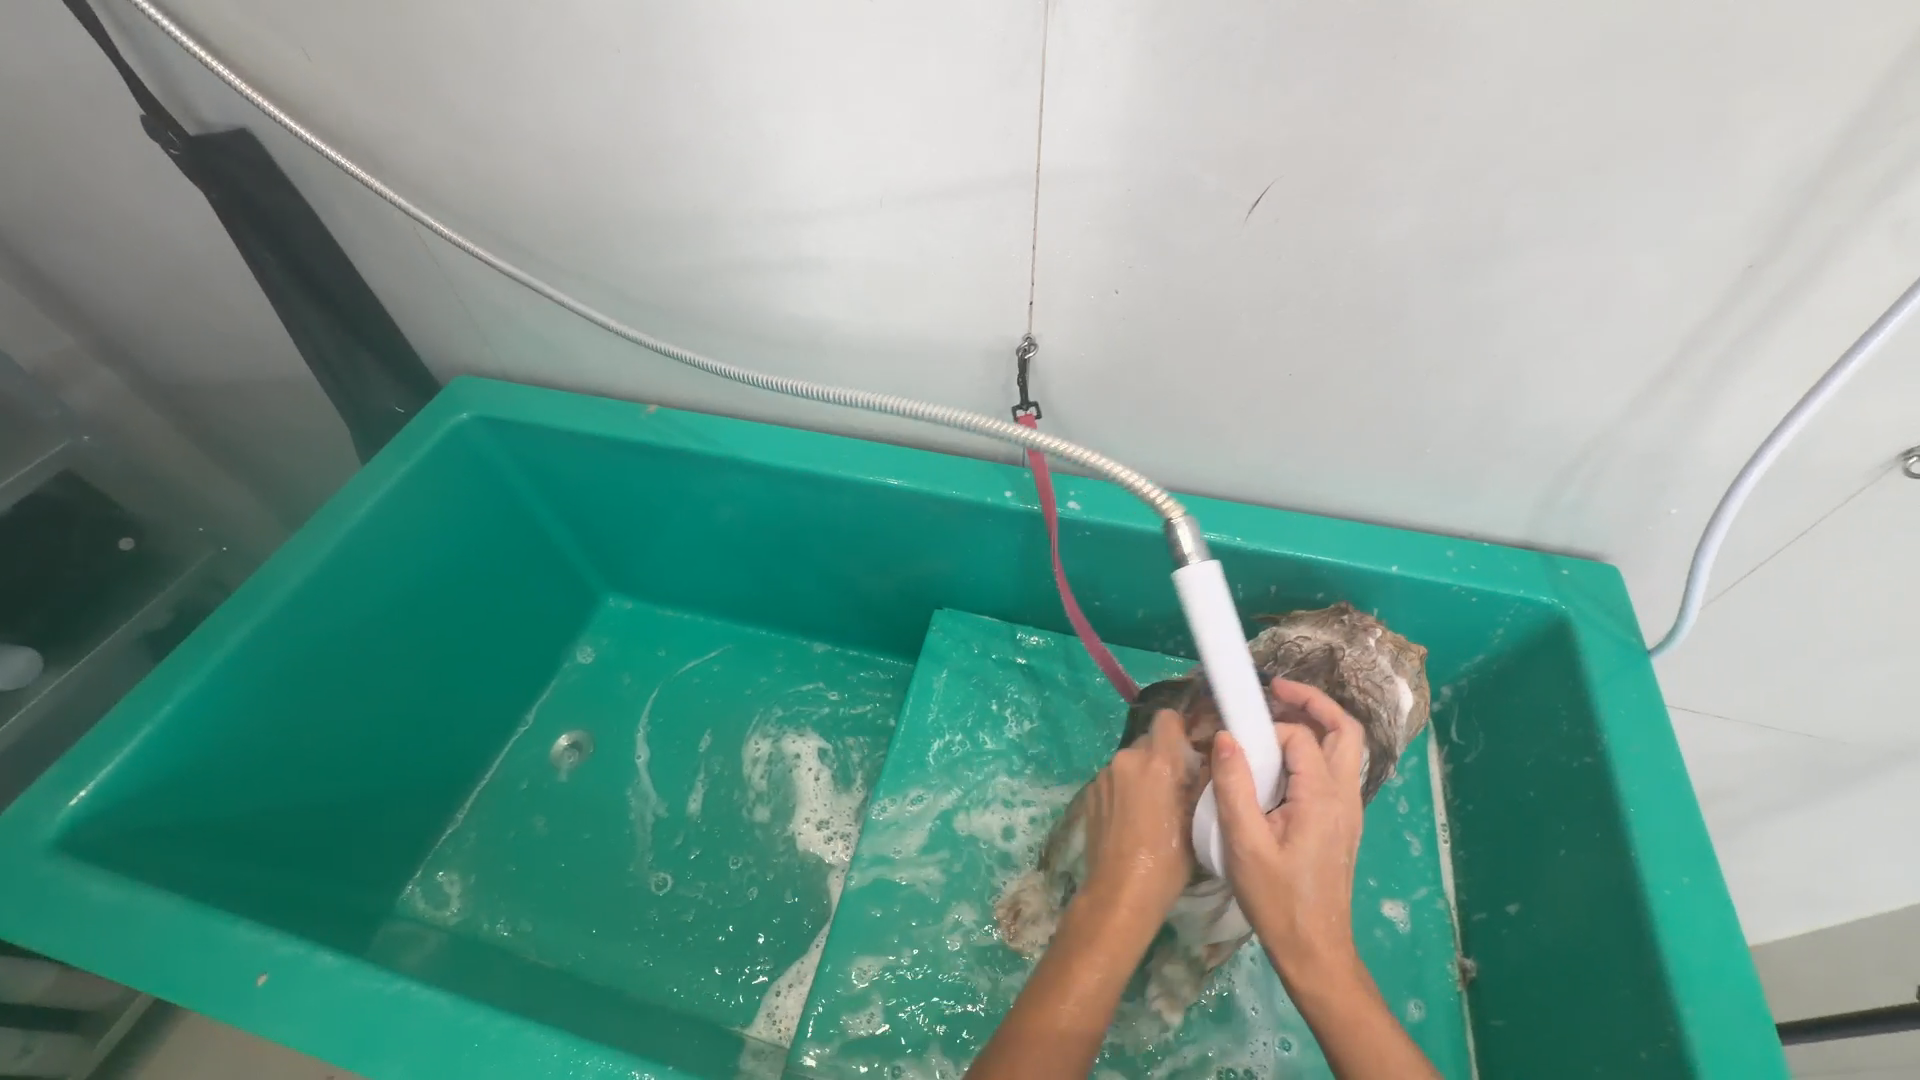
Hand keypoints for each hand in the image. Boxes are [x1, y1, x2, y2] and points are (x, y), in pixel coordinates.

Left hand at [1077, 709, 1196, 929]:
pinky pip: (1114, 780)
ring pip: (1130, 762)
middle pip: (1149, 742)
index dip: (1180, 728)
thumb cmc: (1168, 859)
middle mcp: (1127, 759)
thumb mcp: (1197, 819)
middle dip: (1162, 758)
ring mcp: (1104, 775)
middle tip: (1175, 786)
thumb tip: (1204, 760)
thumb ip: (1199, 782)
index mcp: (1157, 762)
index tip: (1190, 747)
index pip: (1167, 719)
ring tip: (1152, 807)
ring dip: (1142, 774)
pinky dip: (1124, 790)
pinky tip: (1130, 818)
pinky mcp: (1090, 792)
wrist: (1121, 889)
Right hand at [1210, 679, 1366, 979]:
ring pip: (1345, 749)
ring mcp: (1348, 810)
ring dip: (1316, 723)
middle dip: (1313, 701)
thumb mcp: (1243, 843)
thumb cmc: (1276, 899)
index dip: (1267, 727)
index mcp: (1322, 798)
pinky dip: (1313, 749)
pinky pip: (1335, 770)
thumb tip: (1224, 736)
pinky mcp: (1341, 822)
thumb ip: (1233, 785)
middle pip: (1345, 730)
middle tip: (1275, 689)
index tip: (1234, 732)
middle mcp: (1344, 797)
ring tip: (1274, 716)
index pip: (1301, 737)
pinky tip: (1279, 760)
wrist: (1313, 949)